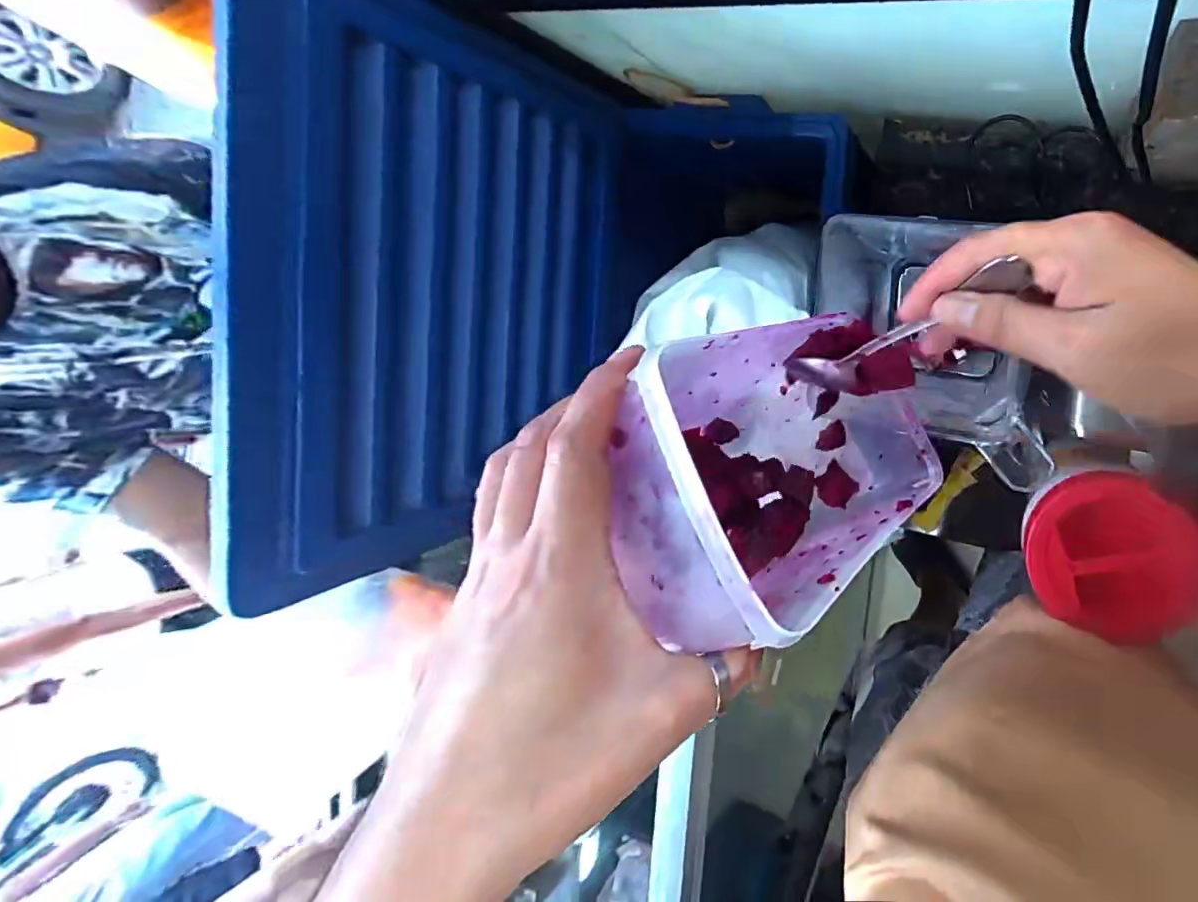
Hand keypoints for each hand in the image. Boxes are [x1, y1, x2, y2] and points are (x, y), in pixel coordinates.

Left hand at [319, 347, 758, 901]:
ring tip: (585, 439)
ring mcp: (473, 584)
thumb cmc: (556, 761)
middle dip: (572, 405)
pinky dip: (519, 485)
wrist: (441, 838)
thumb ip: (723, 668)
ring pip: (496, 480)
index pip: (572, 449)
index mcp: (560, 563)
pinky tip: (551, 520)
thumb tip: (756, 644)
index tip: (632, 360)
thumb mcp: (668, 711)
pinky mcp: (458, 614)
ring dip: (539, 440)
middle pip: (526, 449)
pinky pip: (489, 519)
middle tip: (621, 397)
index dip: (600, 392)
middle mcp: (508, 557)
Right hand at [897, 212, 1197, 426]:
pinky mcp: (1118, 273)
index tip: (905, 321)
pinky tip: (1006, 336)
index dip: (937, 285)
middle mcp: (1084, 233)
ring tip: (955, 348)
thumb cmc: (1169, 363)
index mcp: (1072, 241)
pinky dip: (1025, 311)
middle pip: (1002, 259)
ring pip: (1027, 275)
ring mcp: (1105, 251)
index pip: (983, 250)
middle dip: (960, 302)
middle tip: (928, 348)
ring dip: (990, 309)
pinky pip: (1056, 286)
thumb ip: (1003, 323)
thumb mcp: (1074, 349)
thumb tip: (945, 308)